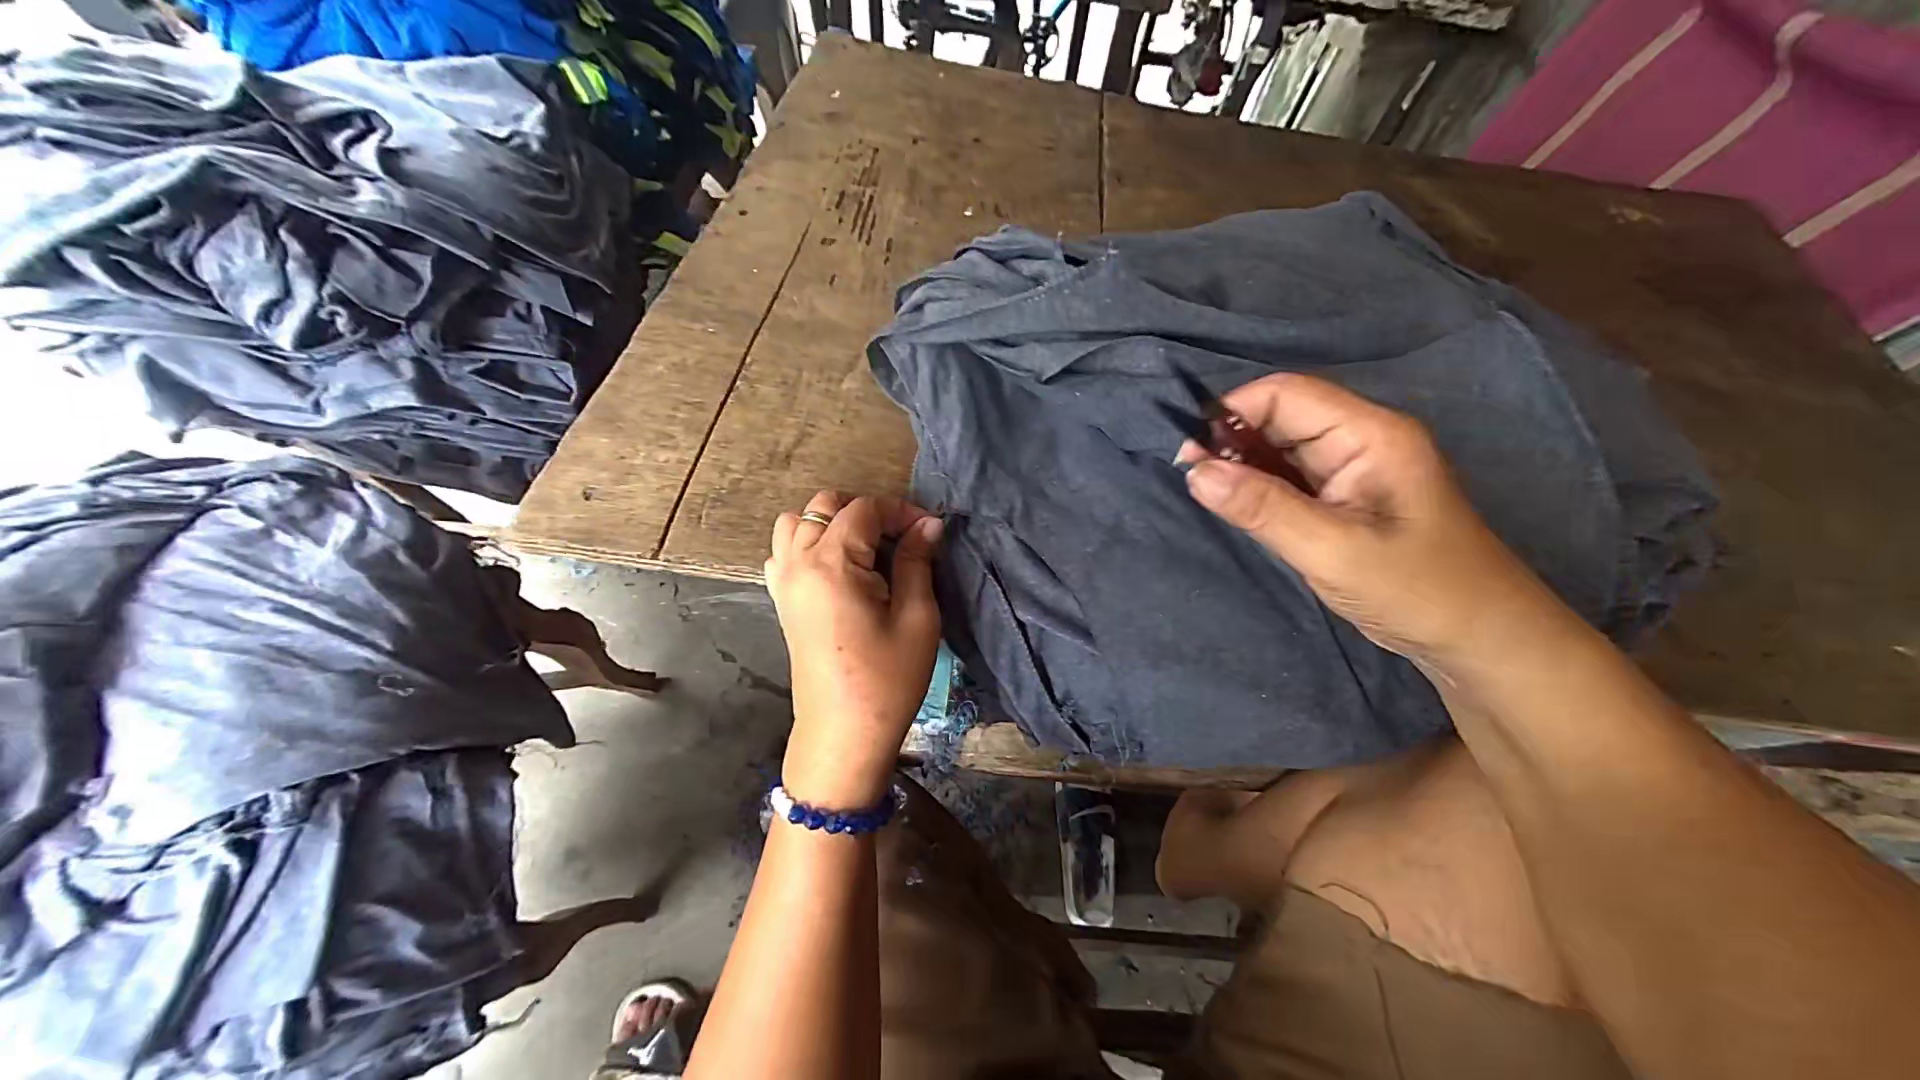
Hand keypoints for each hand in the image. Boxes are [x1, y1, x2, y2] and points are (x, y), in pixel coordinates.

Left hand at [766, 491, 944, 809]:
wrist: (843, 733)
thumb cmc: (887, 679)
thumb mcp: (916, 618)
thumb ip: (917, 561)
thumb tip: (928, 524)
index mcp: (831, 564)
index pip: (863, 509)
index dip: (901, 511)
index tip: (929, 531)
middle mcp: (798, 563)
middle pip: (825, 505)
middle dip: (867, 511)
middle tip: (901, 539)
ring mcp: (783, 582)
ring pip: (797, 522)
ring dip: (833, 522)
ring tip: (868, 550)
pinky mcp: (781, 601)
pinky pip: (785, 552)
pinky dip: (809, 544)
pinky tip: (840, 570)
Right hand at [1179, 373, 1570, 665]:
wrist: (1480, 639)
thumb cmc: (1418, 591)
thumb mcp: (1332, 550)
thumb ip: (1262, 507)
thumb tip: (1194, 471)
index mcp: (1369, 434)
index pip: (1285, 395)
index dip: (1231, 412)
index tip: (1189, 455)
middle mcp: (1360, 439)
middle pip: (1280, 416)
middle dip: (1231, 441)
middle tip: (1192, 480)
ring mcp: (1353, 468)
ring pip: (1280, 447)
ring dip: (1242, 466)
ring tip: (1208, 496)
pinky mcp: (1345, 497)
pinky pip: (1289, 477)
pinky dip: (1258, 488)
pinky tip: (1238, 508)